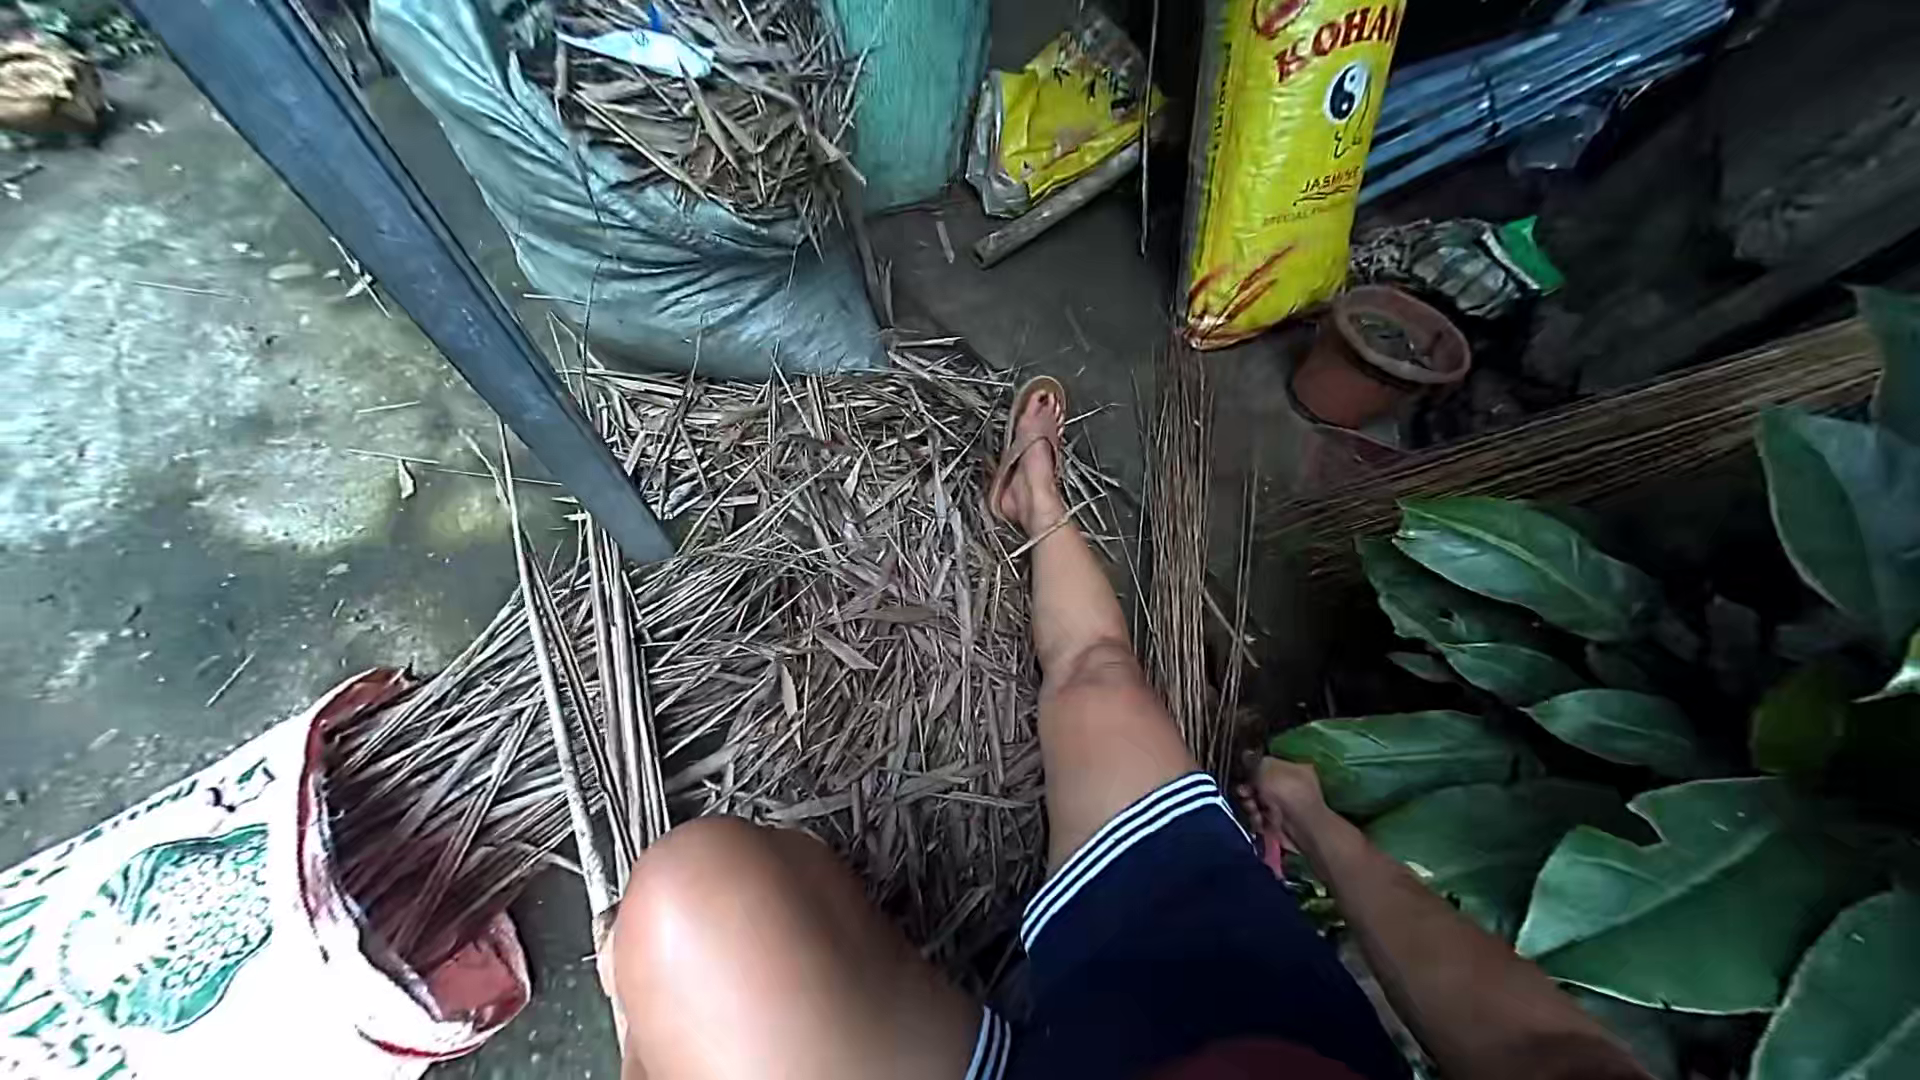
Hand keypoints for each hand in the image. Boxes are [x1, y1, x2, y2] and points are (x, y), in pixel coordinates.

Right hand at [1236, 756, 1331, 875]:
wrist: (1301, 827)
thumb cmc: (1285, 790)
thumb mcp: (1265, 767)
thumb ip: (1252, 760)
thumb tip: (1245, 755)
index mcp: (1294, 769)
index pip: (1268, 764)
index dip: (1253, 768)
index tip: (1243, 772)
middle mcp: (1291, 787)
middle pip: (1259, 784)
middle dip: (1248, 789)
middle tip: (1244, 793)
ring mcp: (1286, 807)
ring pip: (1257, 802)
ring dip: (1250, 804)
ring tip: (1252, 807)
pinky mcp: (1279, 825)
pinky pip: (1260, 818)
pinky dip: (1256, 819)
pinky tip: (1258, 819)